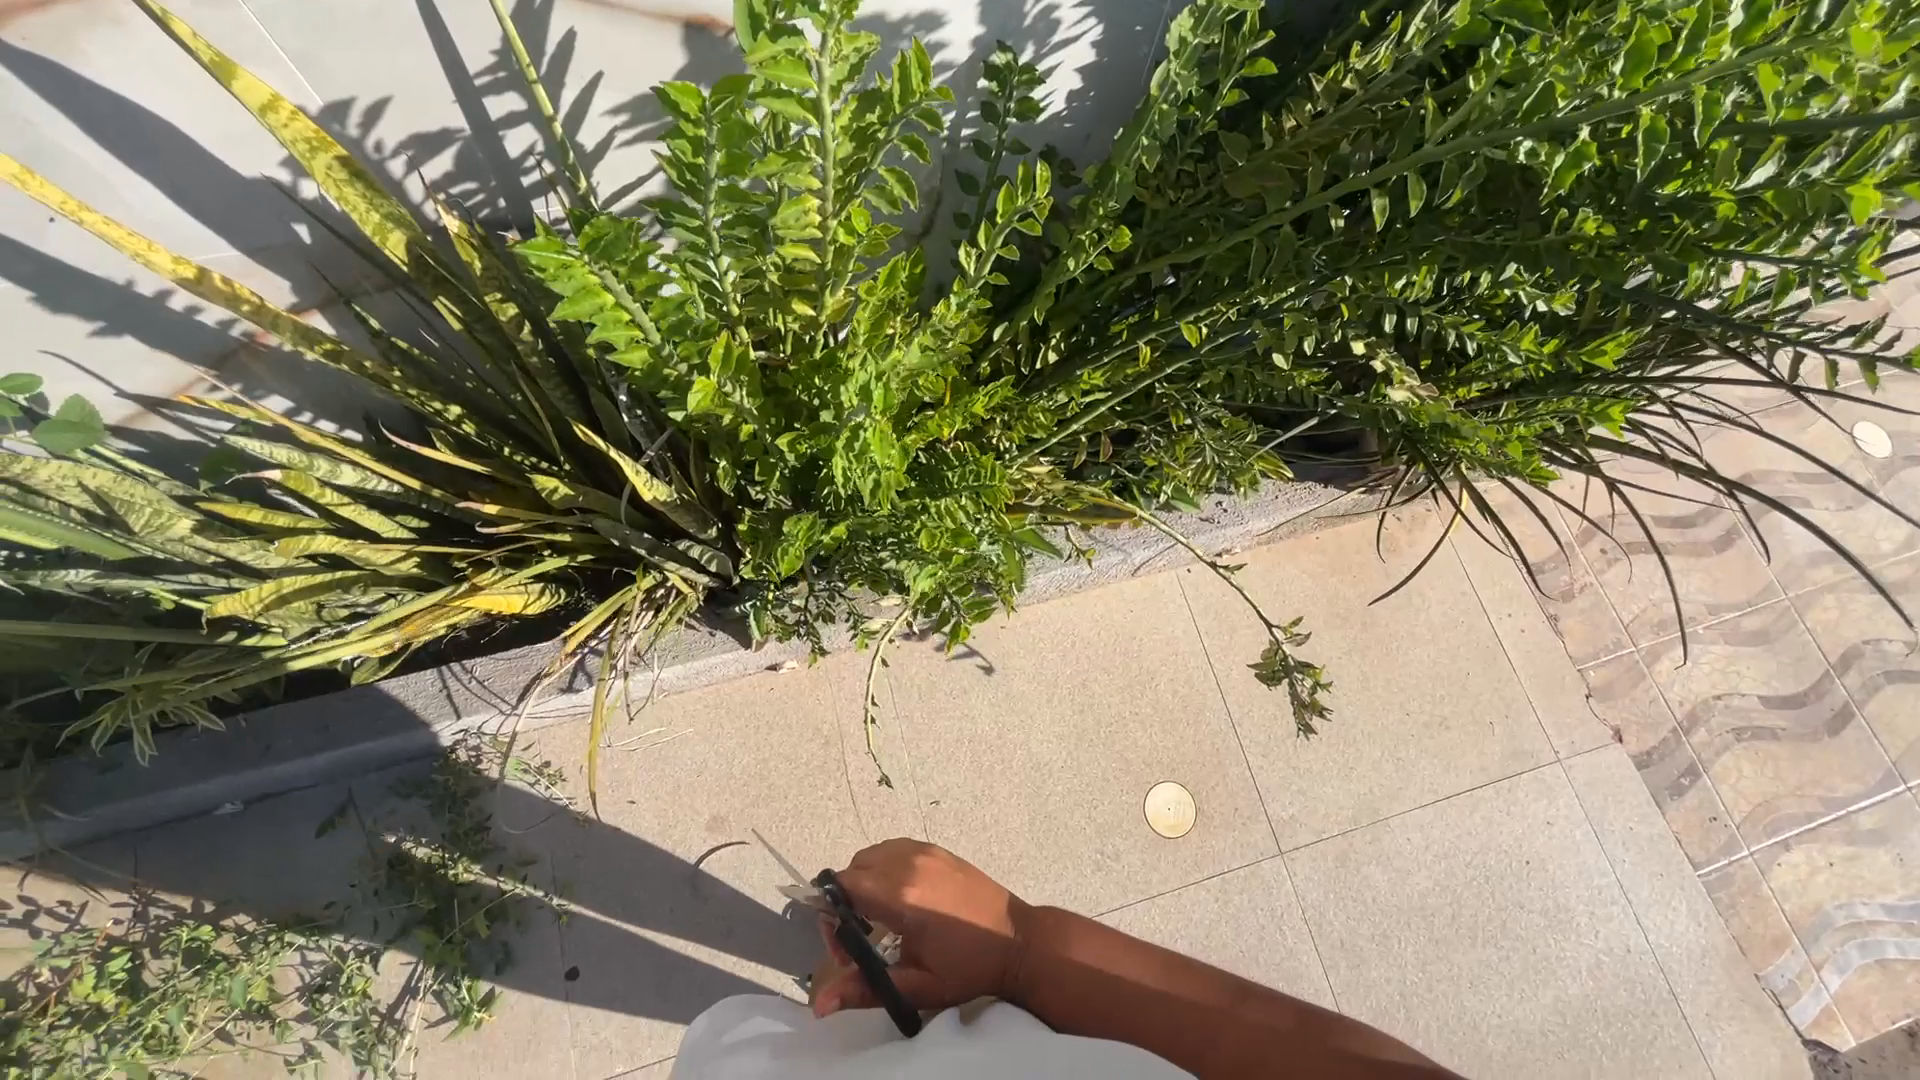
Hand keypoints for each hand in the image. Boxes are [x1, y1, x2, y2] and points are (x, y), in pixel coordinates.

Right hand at [810, 838, 1031, 1017]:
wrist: (1016, 939)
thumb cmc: (968, 967)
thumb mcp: (917, 986)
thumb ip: (865, 990)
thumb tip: (819, 1004)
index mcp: (901, 897)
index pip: (842, 887)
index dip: (832, 915)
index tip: (846, 945)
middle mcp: (908, 864)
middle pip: (853, 870)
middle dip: (846, 901)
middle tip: (863, 936)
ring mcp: (924, 851)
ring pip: (872, 856)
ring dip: (864, 882)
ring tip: (880, 917)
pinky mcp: (936, 849)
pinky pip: (893, 848)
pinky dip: (884, 867)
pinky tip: (898, 896)